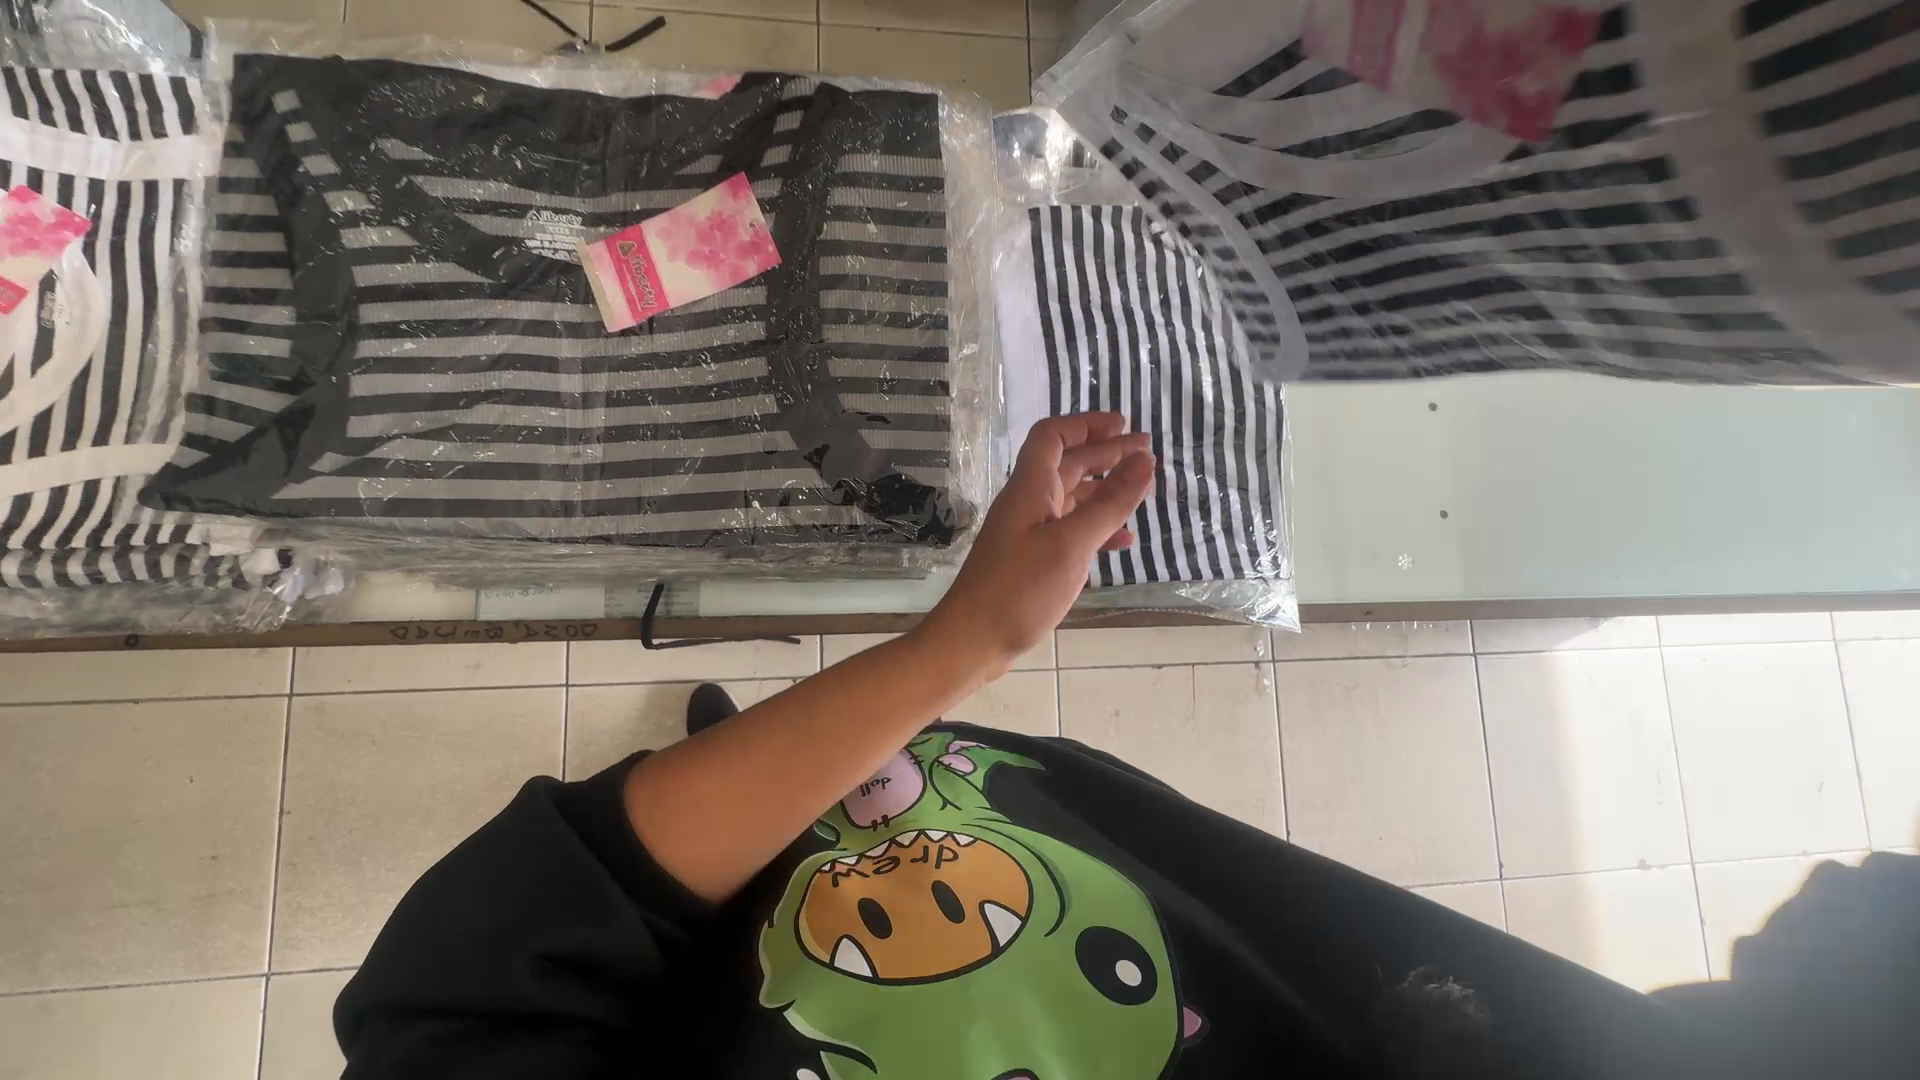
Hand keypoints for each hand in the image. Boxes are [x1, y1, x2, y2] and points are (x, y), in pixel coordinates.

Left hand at [914, 412, 1153, 677]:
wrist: (972, 641)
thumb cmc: (1019, 590)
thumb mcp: (1071, 544)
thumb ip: (1110, 503)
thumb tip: (1144, 460)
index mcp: (1030, 488)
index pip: (1053, 436)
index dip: (1087, 424)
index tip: (1124, 427)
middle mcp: (1027, 503)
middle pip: (1068, 464)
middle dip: (1107, 455)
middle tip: (1150, 453)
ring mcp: (1028, 532)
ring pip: (1071, 499)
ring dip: (1106, 492)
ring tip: (1144, 493)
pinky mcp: (1031, 560)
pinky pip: (1069, 531)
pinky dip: (1097, 529)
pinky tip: (1123, 541)